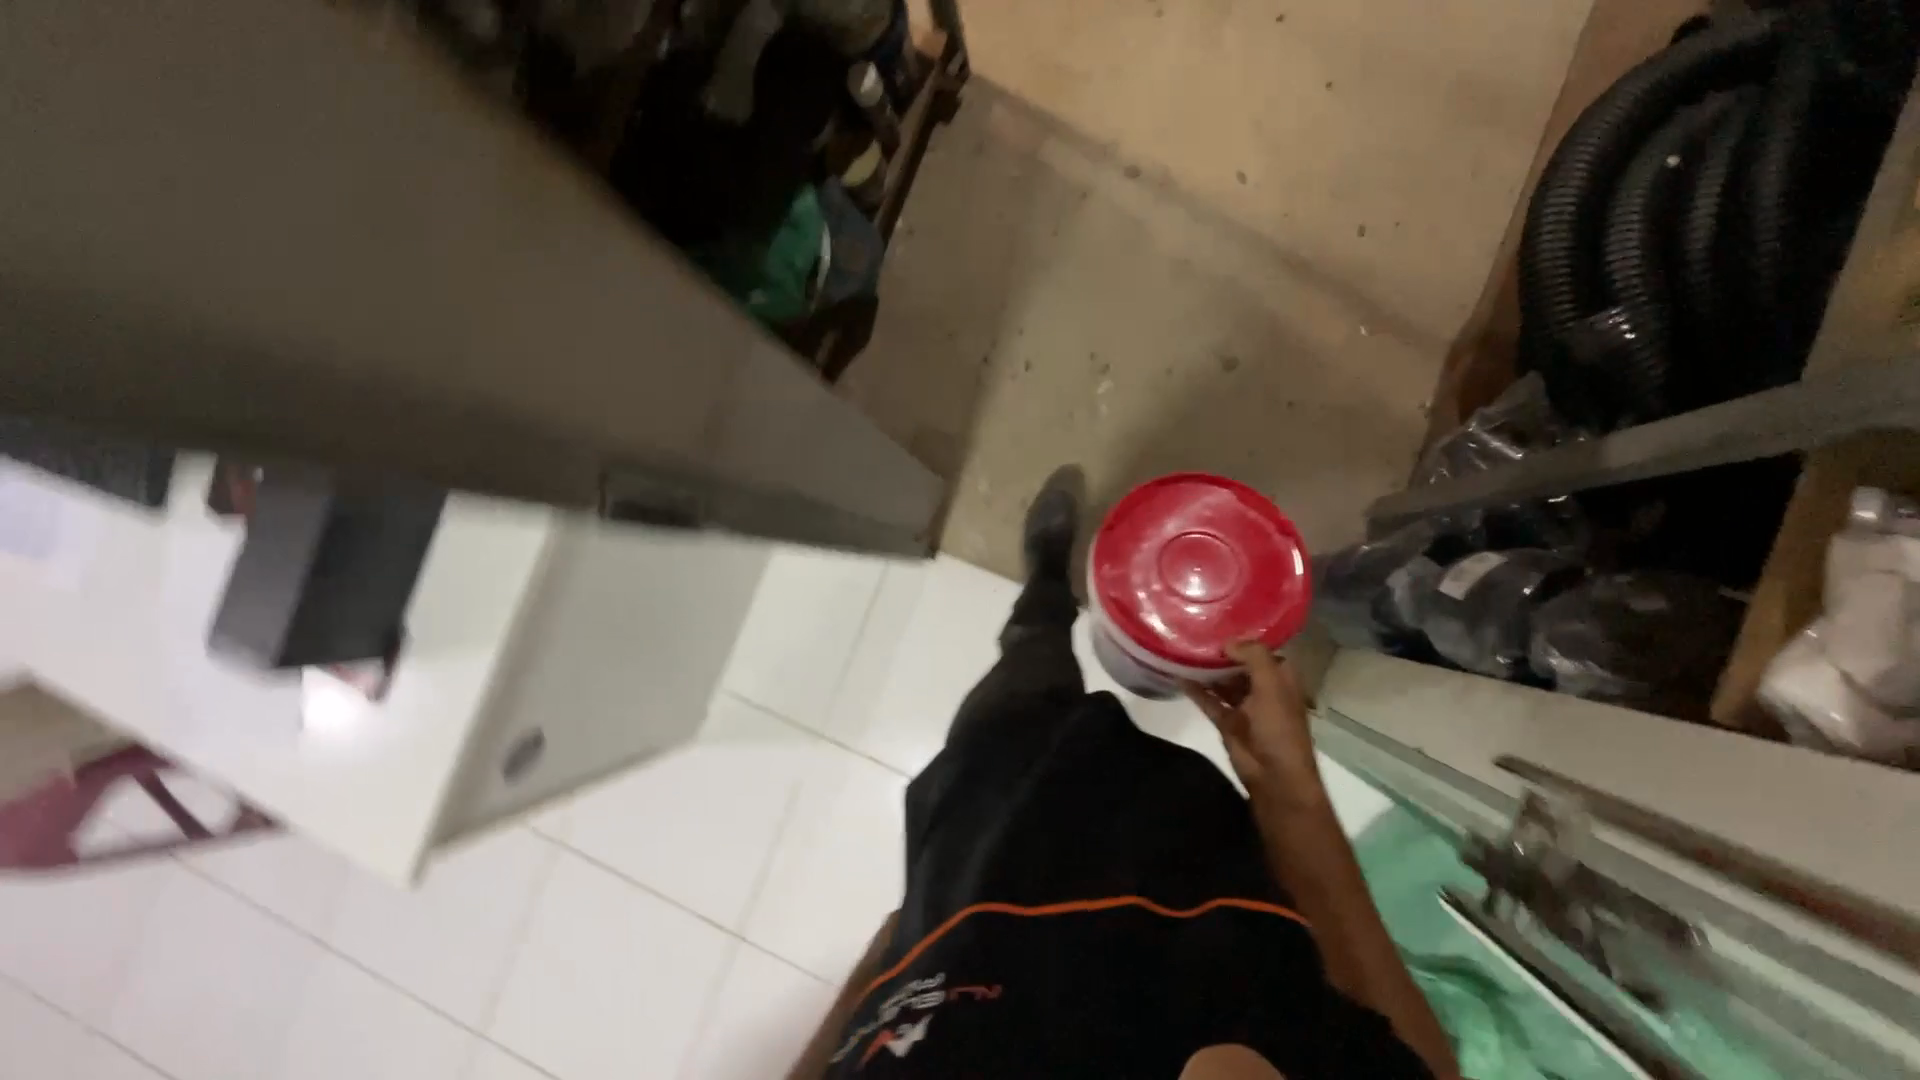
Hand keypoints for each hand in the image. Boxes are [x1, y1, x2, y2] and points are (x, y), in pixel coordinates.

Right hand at [1181, 642, 1323, 801]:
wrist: (1274, 775)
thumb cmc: (1279, 727)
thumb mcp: (1271, 685)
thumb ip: (1253, 657)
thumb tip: (1228, 642)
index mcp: (1281, 679)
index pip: (1263, 652)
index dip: (1245, 639)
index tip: (1220, 624)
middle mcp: (1264, 689)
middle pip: (1240, 665)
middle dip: (1221, 653)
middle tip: (1195, 633)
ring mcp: (1244, 707)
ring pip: (1223, 682)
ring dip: (1207, 670)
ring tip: (1183, 650)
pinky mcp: (1227, 722)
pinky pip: (1209, 701)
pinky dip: (1196, 690)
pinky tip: (1178, 675)